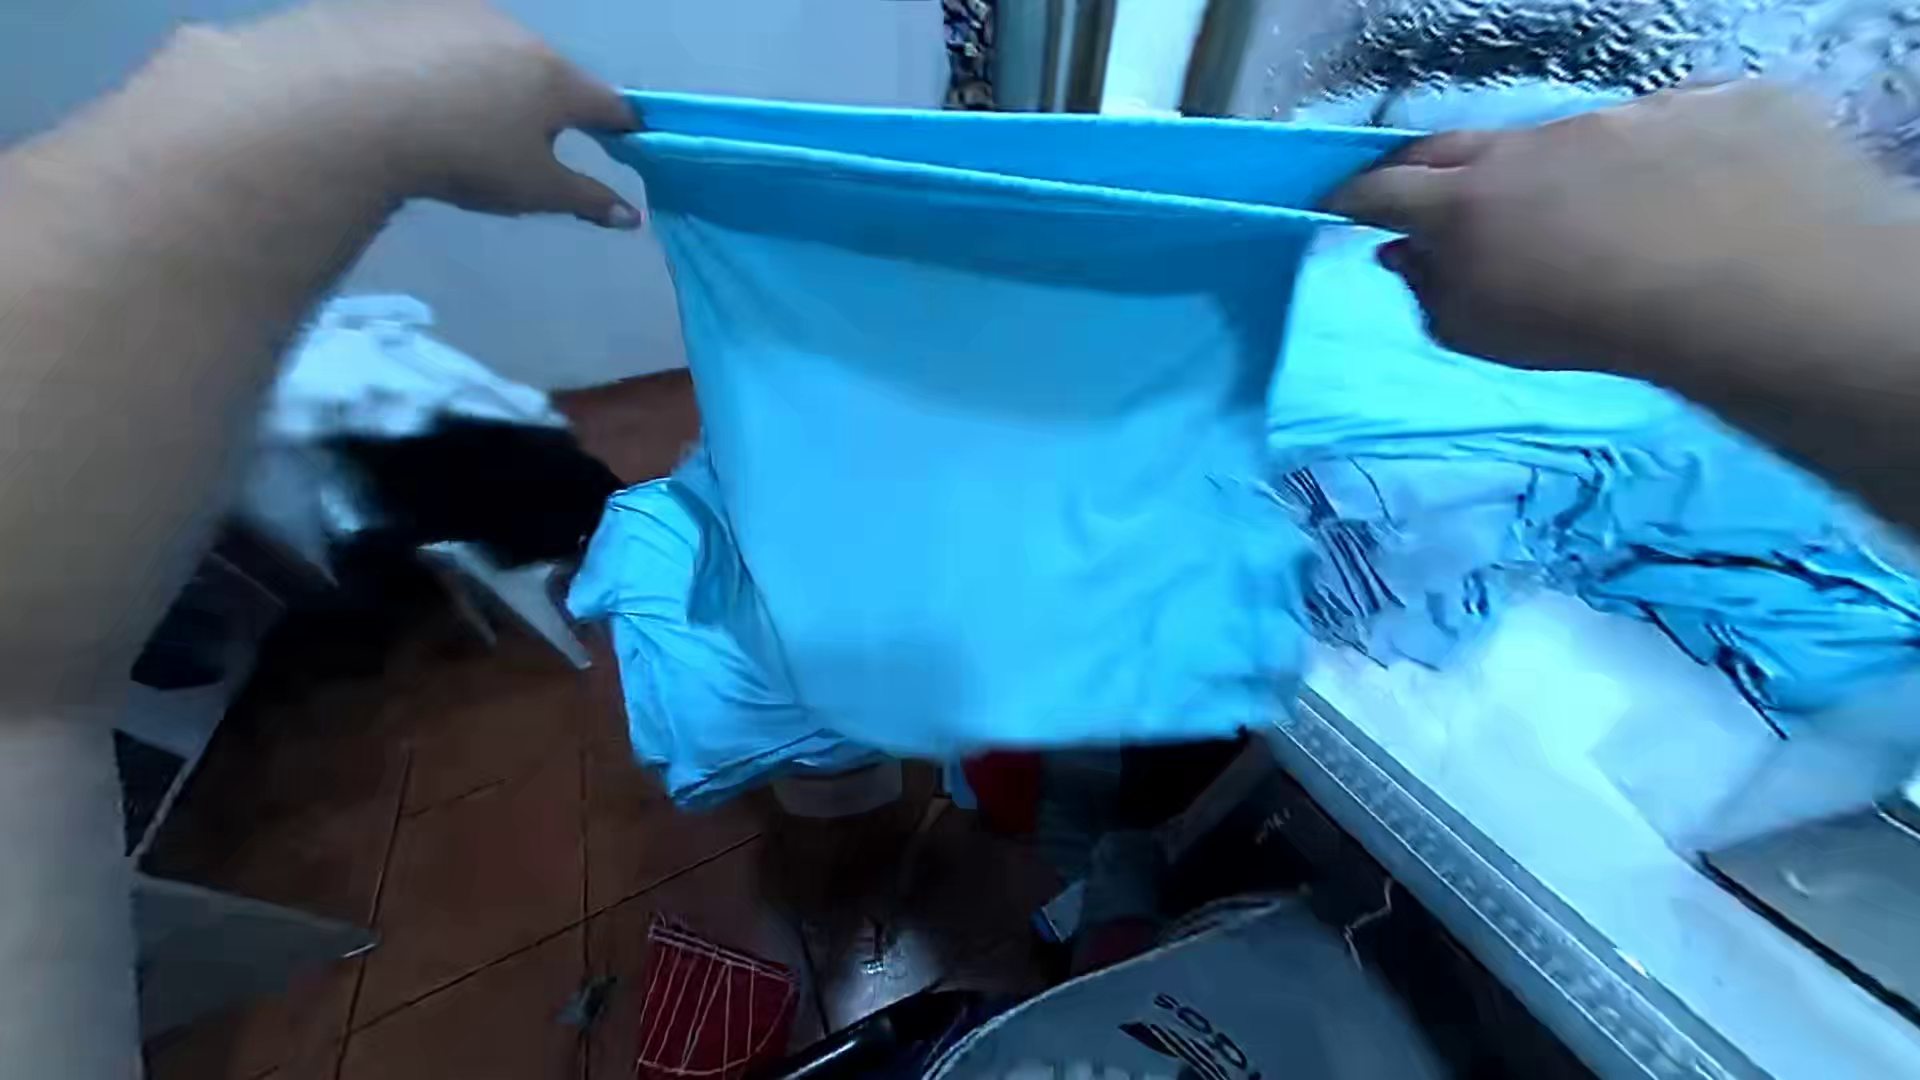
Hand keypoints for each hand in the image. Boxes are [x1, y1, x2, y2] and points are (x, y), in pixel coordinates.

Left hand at [136, 0, 638, 225]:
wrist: (339, 106)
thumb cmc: (467, 156)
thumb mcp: (540, 191)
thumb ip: (591, 200)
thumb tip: (632, 216)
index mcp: (557, 78)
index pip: (612, 105)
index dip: (628, 131)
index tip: (629, 151)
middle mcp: (514, 32)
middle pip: (556, 74)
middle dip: (561, 106)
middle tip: (546, 146)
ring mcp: (454, 11)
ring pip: (501, 52)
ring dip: (507, 83)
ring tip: (479, 123)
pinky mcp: (400, 5)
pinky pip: (447, 40)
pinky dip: (455, 68)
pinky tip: (431, 98)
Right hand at [1326, 82, 1918, 380]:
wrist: (1744, 292)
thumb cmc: (1572, 326)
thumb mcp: (1466, 329)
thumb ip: (1423, 285)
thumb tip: (1402, 248)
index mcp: (1462, 204)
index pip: (1382, 189)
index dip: (1351, 196)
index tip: (1336, 204)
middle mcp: (1528, 146)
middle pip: (1449, 146)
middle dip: (1419, 170)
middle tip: (1417, 197)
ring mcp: (1618, 116)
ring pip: (1550, 141)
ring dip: (1535, 174)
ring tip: (1567, 218)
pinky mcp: (1705, 101)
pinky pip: (1645, 128)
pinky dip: (1628, 161)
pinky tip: (1655, 201)